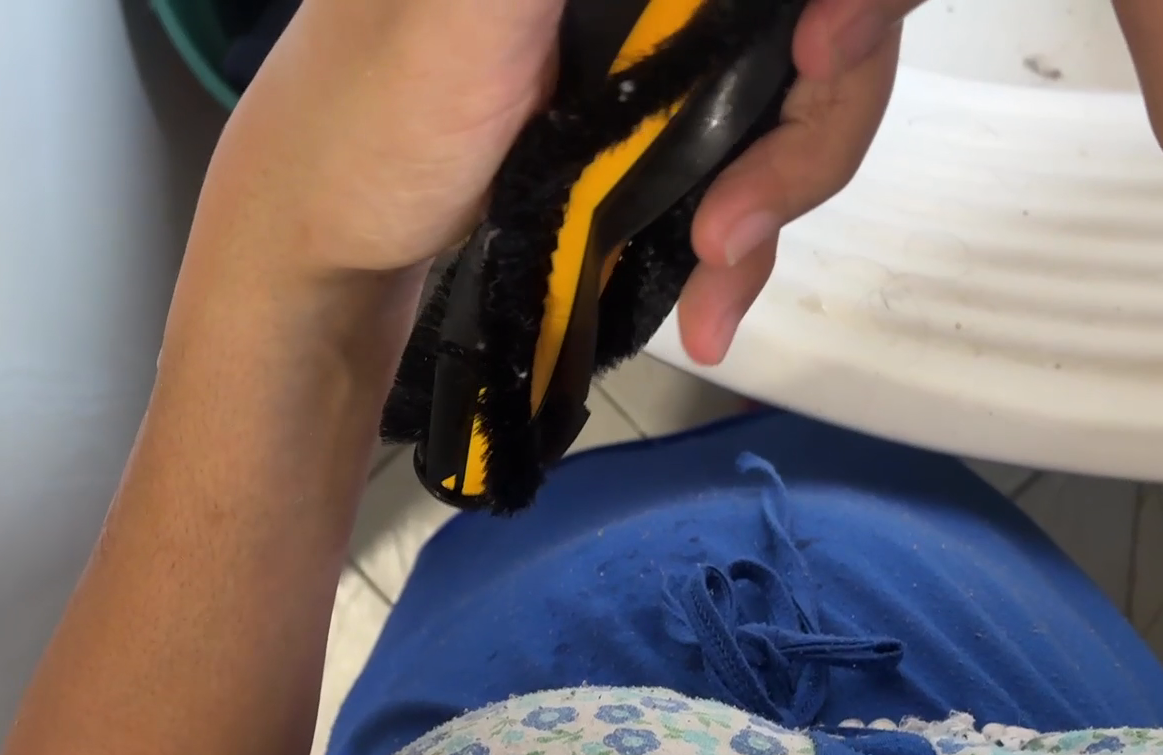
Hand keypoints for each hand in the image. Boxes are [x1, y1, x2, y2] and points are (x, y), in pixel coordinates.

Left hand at [182, 0, 918, 363]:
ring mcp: (659, 66)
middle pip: (818, 26)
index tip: (819, 56)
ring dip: (772, 216)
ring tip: (710, 295)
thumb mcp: (468, 10)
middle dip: (808, 134)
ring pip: (788, 116)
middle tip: (734, 230)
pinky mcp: (649, 146)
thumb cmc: (376, 122)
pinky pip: (738, 185)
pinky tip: (708, 315)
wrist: (343, 243)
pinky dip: (738, 256)